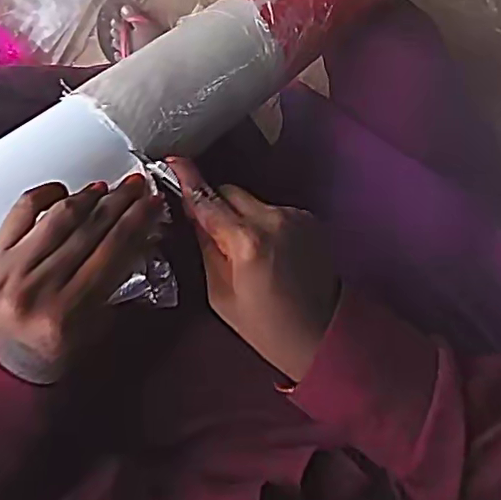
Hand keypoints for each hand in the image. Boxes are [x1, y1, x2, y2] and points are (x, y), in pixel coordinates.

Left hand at [0, 176, 163, 383]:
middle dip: (121, 201)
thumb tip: (140, 239)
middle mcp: (38, 289)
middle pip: (91, 228)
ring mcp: (13, 269)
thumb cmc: (47, 356)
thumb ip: (116, 290)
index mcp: (66, 314)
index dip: (138, 220)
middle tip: (136, 186)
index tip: (152, 202)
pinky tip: (63, 192)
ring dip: (89, 196)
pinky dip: (44, 195)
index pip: (113, 251)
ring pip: (60, 216)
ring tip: (107, 188)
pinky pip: (21, 212)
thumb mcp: (92, 335)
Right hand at [167, 157, 338, 380]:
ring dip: (240, 215)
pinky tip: (267, 252)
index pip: (208, 200)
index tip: (173, 163)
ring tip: (244, 252)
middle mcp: (273, 219)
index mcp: (247, 241)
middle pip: (229, 191)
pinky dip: (262, 223)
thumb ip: (206, 247)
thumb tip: (192, 215)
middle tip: (209, 232)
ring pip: (251, 201)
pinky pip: (272, 210)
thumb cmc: (269, 328)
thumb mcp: (221, 294)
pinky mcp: (308, 218)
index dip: (187, 179)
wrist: (327, 336)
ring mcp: (294, 216)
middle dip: (214, 205)